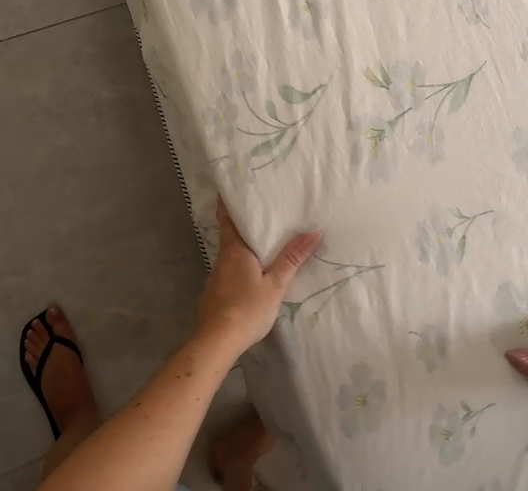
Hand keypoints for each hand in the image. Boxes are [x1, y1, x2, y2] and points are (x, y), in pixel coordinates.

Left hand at [195, 200, 321, 355]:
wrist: (216, 341)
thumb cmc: (247, 308)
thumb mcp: (275, 285)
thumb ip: (292, 259)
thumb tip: (313, 232)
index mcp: (235, 250)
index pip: (227, 218)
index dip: (226, 203)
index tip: (229, 187)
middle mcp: (222, 259)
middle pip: (229, 236)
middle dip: (241, 225)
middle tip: (257, 214)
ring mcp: (215, 278)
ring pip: (229, 256)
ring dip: (240, 249)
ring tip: (258, 246)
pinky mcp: (213, 295)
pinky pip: (227, 274)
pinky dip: (237, 270)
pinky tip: (247, 279)